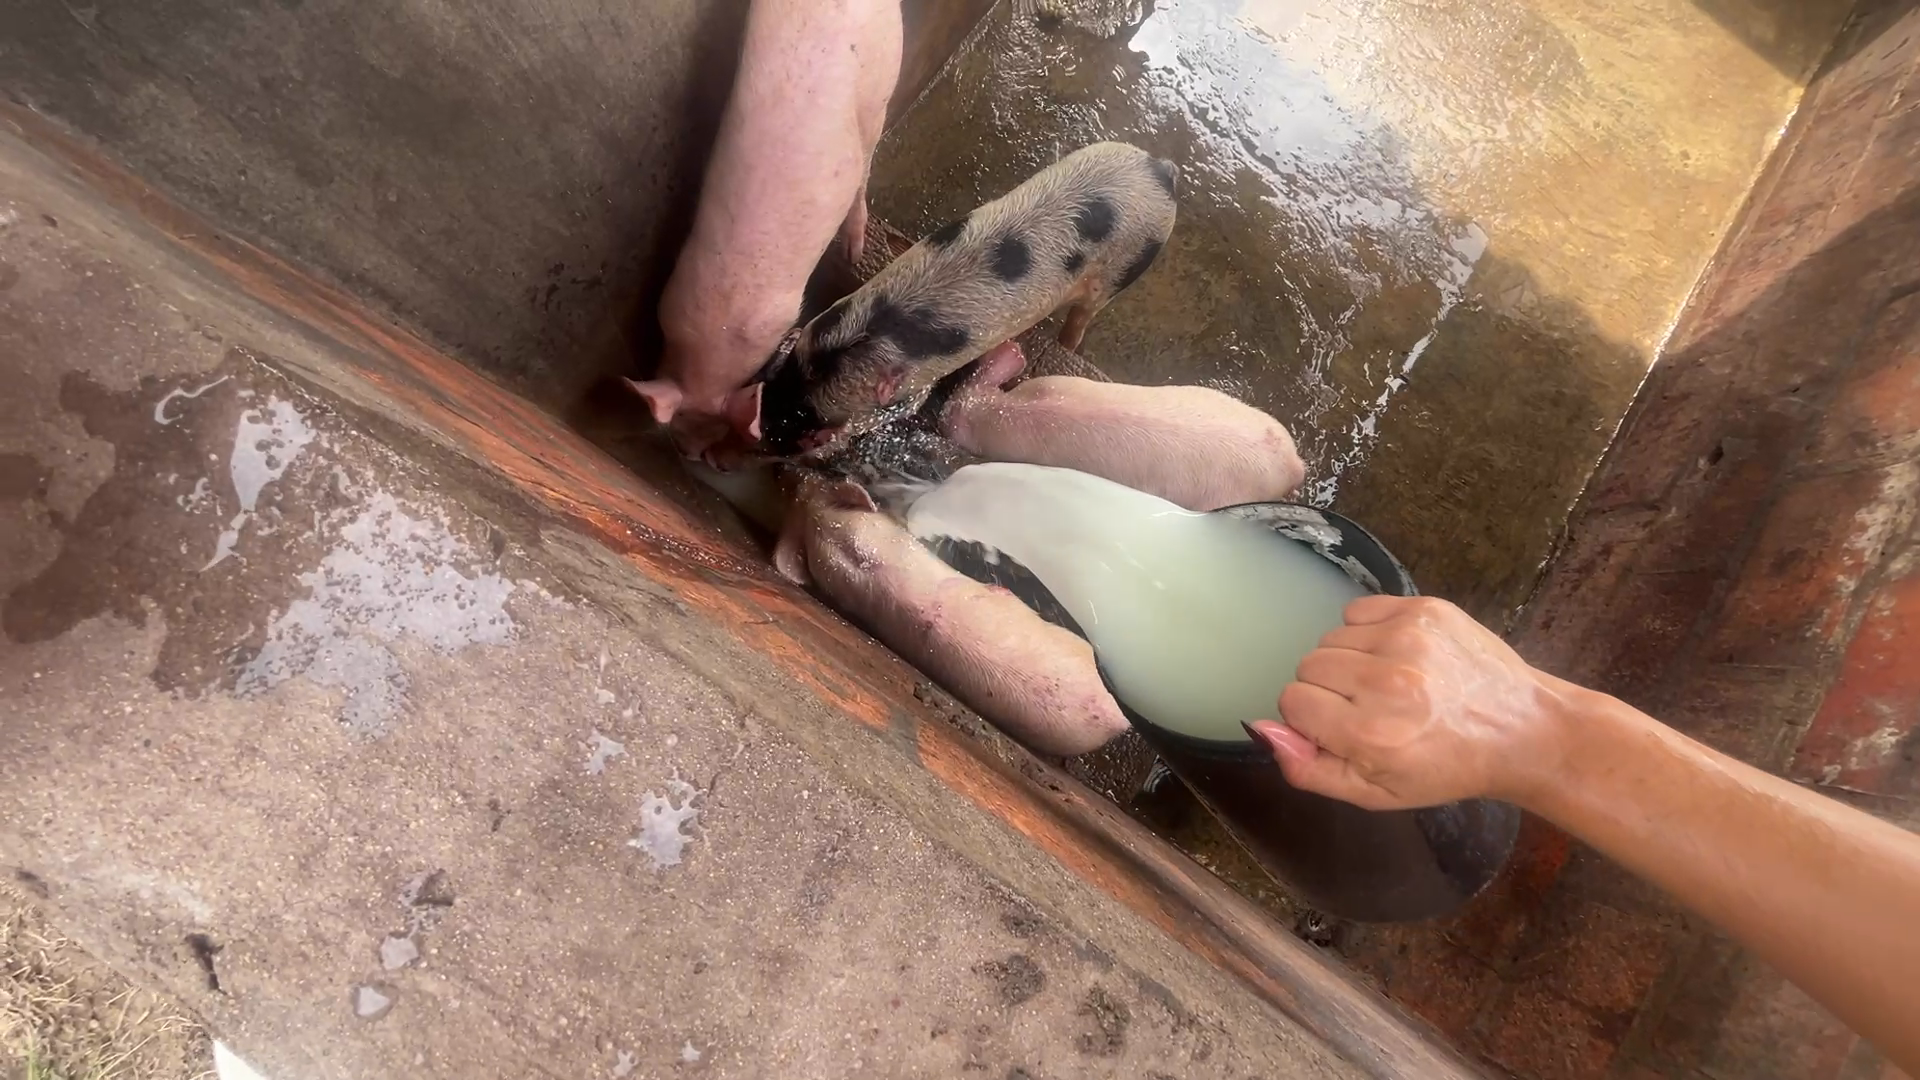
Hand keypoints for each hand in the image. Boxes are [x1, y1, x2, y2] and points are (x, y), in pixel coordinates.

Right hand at [1245, 595, 1577, 809]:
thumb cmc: (1445, 767)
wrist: (1526, 731)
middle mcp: (1388, 682)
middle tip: (1370, 706)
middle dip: (1329, 687)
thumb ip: (1308, 768)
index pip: (1292, 701)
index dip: (1312, 717)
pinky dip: (1366, 632)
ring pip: (1330, 638)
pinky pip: (1356, 611)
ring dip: (1349, 659)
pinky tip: (1396, 655)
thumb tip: (1262, 728)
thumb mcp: (1375, 792)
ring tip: (1388, 681)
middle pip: (1307, 666)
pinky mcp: (1423, 610)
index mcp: (1372, 733)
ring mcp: (1407, 639)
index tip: (1345, 727)